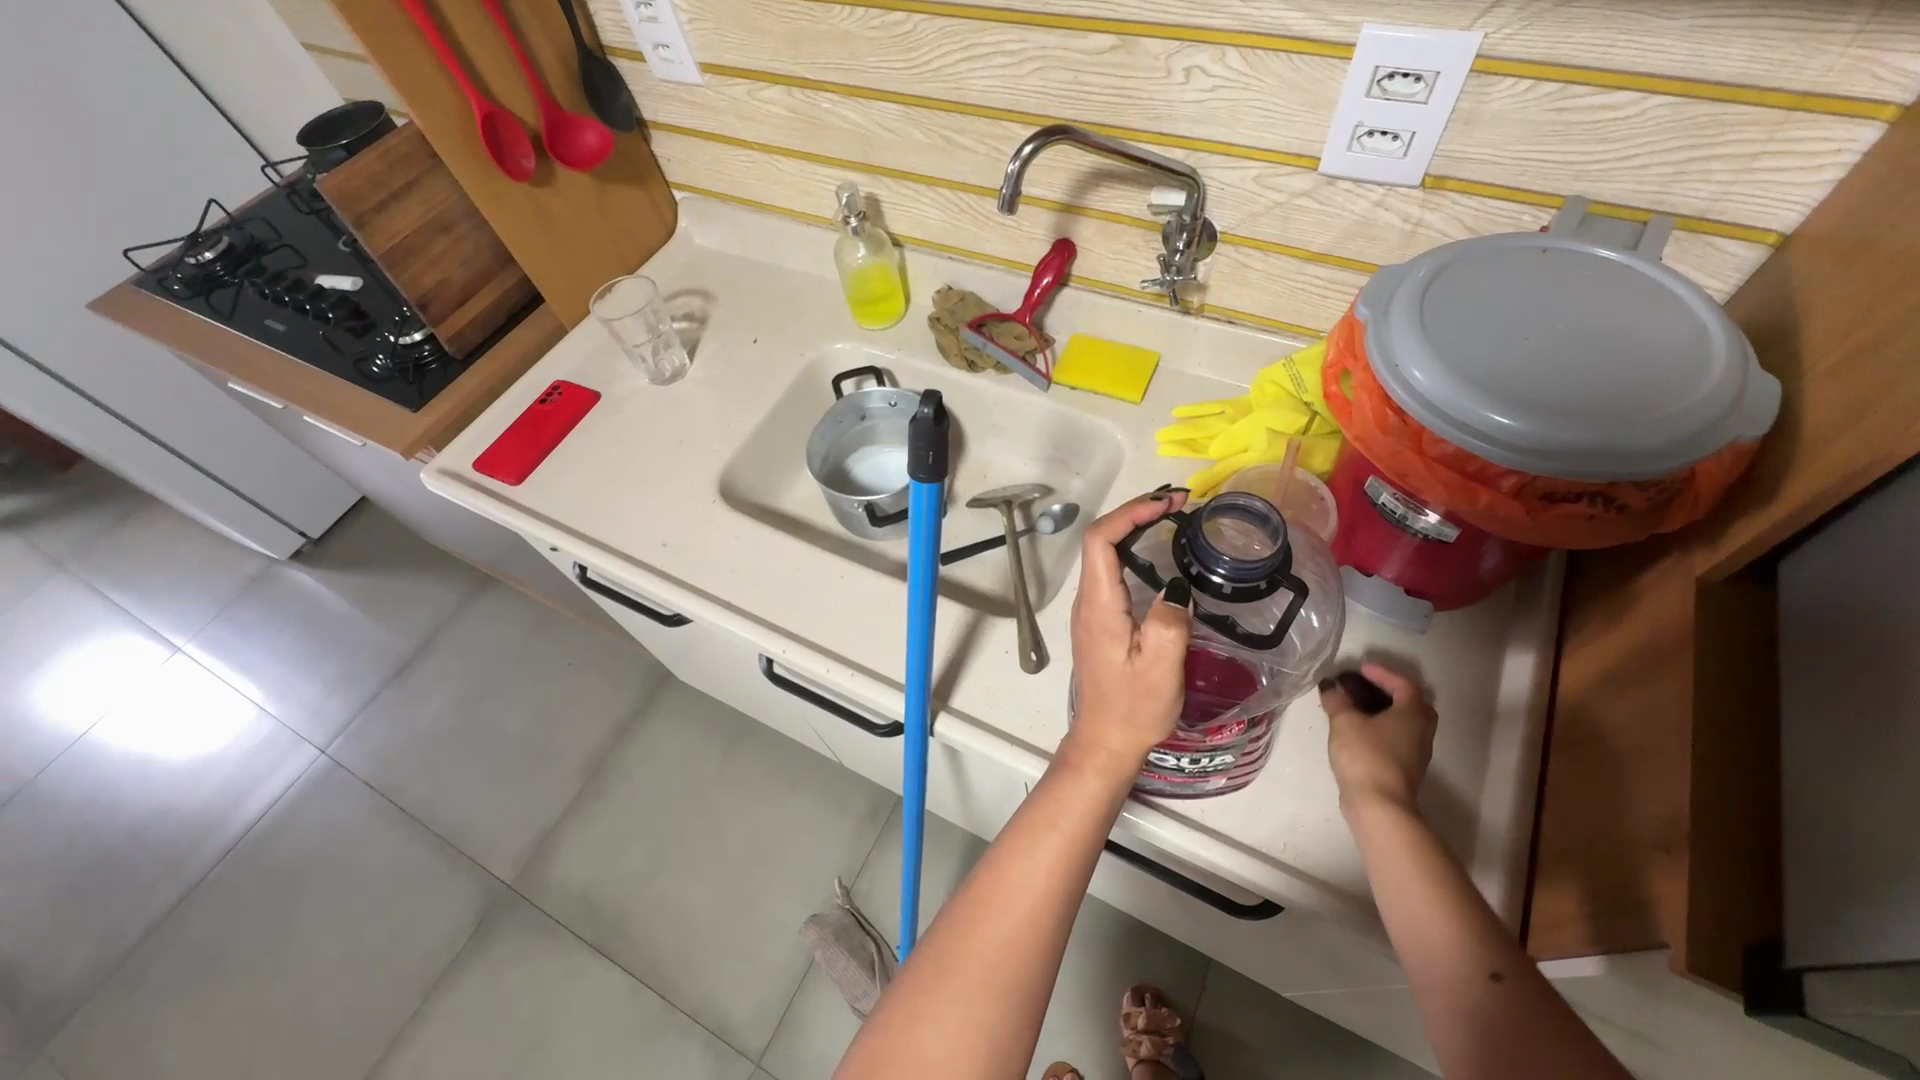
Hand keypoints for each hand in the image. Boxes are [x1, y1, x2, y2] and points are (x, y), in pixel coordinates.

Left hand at [1068, 490, 1194, 762]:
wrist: (1105, 741)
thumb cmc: (1133, 708)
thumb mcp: (1161, 667)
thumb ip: (1169, 620)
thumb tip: (1174, 587)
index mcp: (1098, 605)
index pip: (1100, 539)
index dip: (1130, 513)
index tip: (1167, 504)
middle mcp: (1087, 601)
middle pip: (1101, 541)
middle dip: (1136, 514)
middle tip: (1178, 506)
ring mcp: (1091, 611)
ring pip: (1106, 555)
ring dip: (1136, 531)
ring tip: (1175, 521)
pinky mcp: (1100, 622)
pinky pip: (1113, 574)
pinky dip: (1136, 553)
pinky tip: (1163, 558)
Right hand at [1320, 664, 1436, 814]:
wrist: (1379, 804)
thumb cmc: (1366, 755)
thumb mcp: (1345, 721)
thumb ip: (1337, 700)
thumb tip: (1331, 685)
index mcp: (1413, 713)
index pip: (1403, 685)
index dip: (1382, 674)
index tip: (1361, 669)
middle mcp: (1421, 731)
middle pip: (1412, 704)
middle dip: (1390, 693)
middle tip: (1366, 688)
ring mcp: (1416, 752)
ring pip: (1405, 724)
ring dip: (1385, 712)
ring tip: (1358, 709)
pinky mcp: (1405, 769)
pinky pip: (1396, 739)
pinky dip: (1381, 729)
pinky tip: (1360, 732)